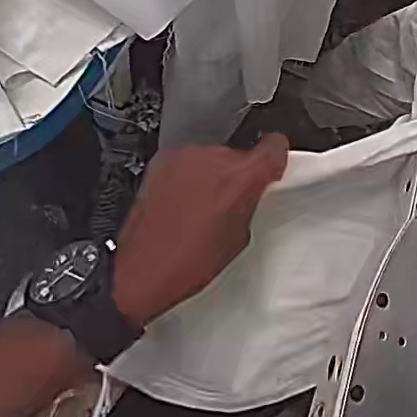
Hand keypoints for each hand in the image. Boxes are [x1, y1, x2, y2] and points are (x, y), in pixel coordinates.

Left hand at [109, 134, 288, 326]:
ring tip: (202, 205)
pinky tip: (183, 202)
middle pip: (241, 153)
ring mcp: (186, 157)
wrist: (141, 271)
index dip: (276, 157)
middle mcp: (215, 158)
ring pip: (214, 156)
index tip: (272, 165)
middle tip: (230, 202)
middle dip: (239, 174)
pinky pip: (189, 162)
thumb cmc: (188, 261)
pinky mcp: (162, 161)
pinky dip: (189, 176)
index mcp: (243, 176)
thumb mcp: (240, 235)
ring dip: (212, 174)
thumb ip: (251, 201)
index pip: (274, 145)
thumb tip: (252, 191)